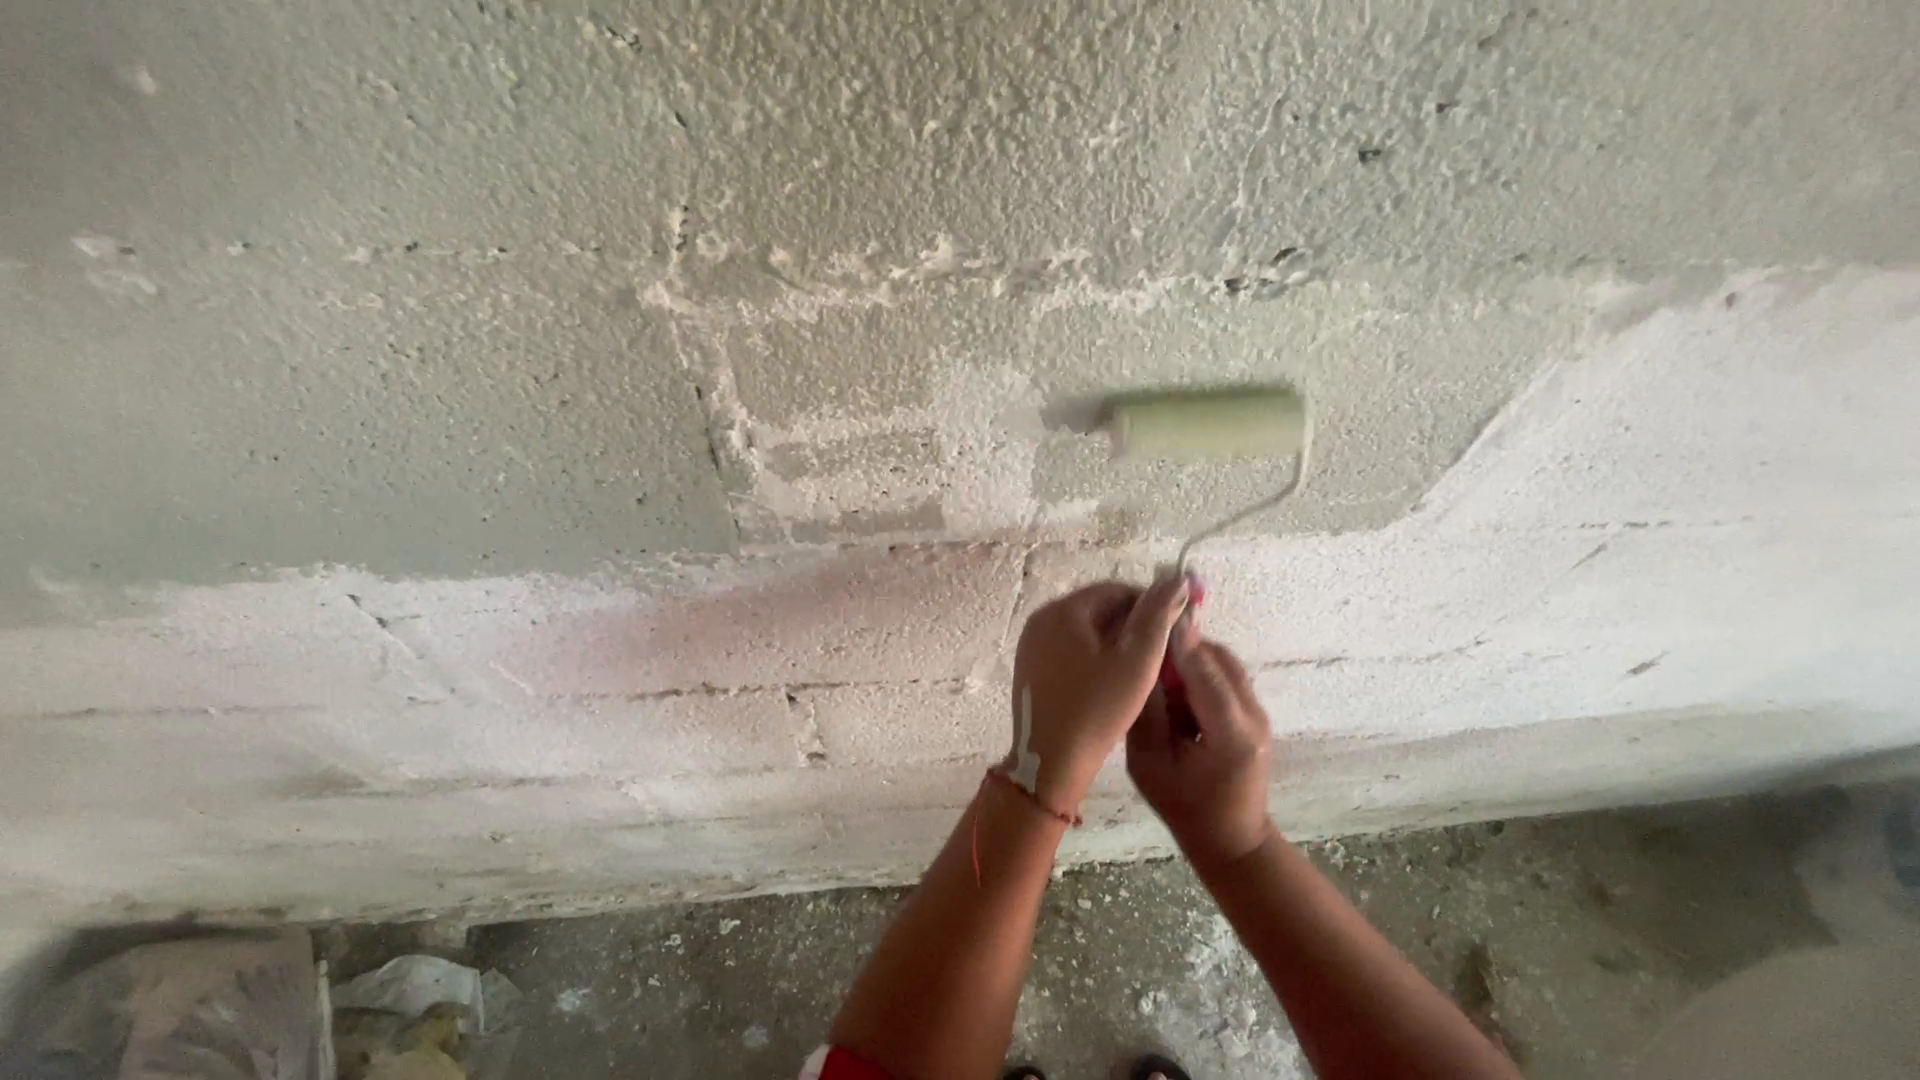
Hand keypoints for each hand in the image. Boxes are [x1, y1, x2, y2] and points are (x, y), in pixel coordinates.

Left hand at [1005, 577, 1191, 813]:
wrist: (1050, 763)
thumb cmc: (1097, 711)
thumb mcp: (1136, 662)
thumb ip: (1158, 616)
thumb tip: (1179, 578)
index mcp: (1062, 611)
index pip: (1116, 590)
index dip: (1151, 604)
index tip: (1176, 628)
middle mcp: (1041, 620)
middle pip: (1099, 608)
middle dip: (1134, 623)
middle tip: (1164, 651)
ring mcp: (1032, 644)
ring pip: (1086, 630)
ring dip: (1117, 641)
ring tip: (1144, 667)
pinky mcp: (1032, 668)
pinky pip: (1071, 649)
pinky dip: (1096, 656)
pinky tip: (1116, 680)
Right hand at [1126, 626, 1274, 869]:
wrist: (1231, 838)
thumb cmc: (1183, 807)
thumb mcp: (1149, 765)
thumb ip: (1147, 714)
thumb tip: (1141, 667)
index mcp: (1230, 734)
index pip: (1205, 674)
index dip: (1181, 642)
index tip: (1156, 614)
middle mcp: (1253, 717)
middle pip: (1220, 660)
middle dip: (1185, 643)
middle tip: (1145, 635)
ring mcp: (1258, 714)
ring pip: (1225, 663)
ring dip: (1192, 654)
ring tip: (1155, 655)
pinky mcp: (1254, 713)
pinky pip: (1226, 676)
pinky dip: (1200, 668)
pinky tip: (1173, 675)